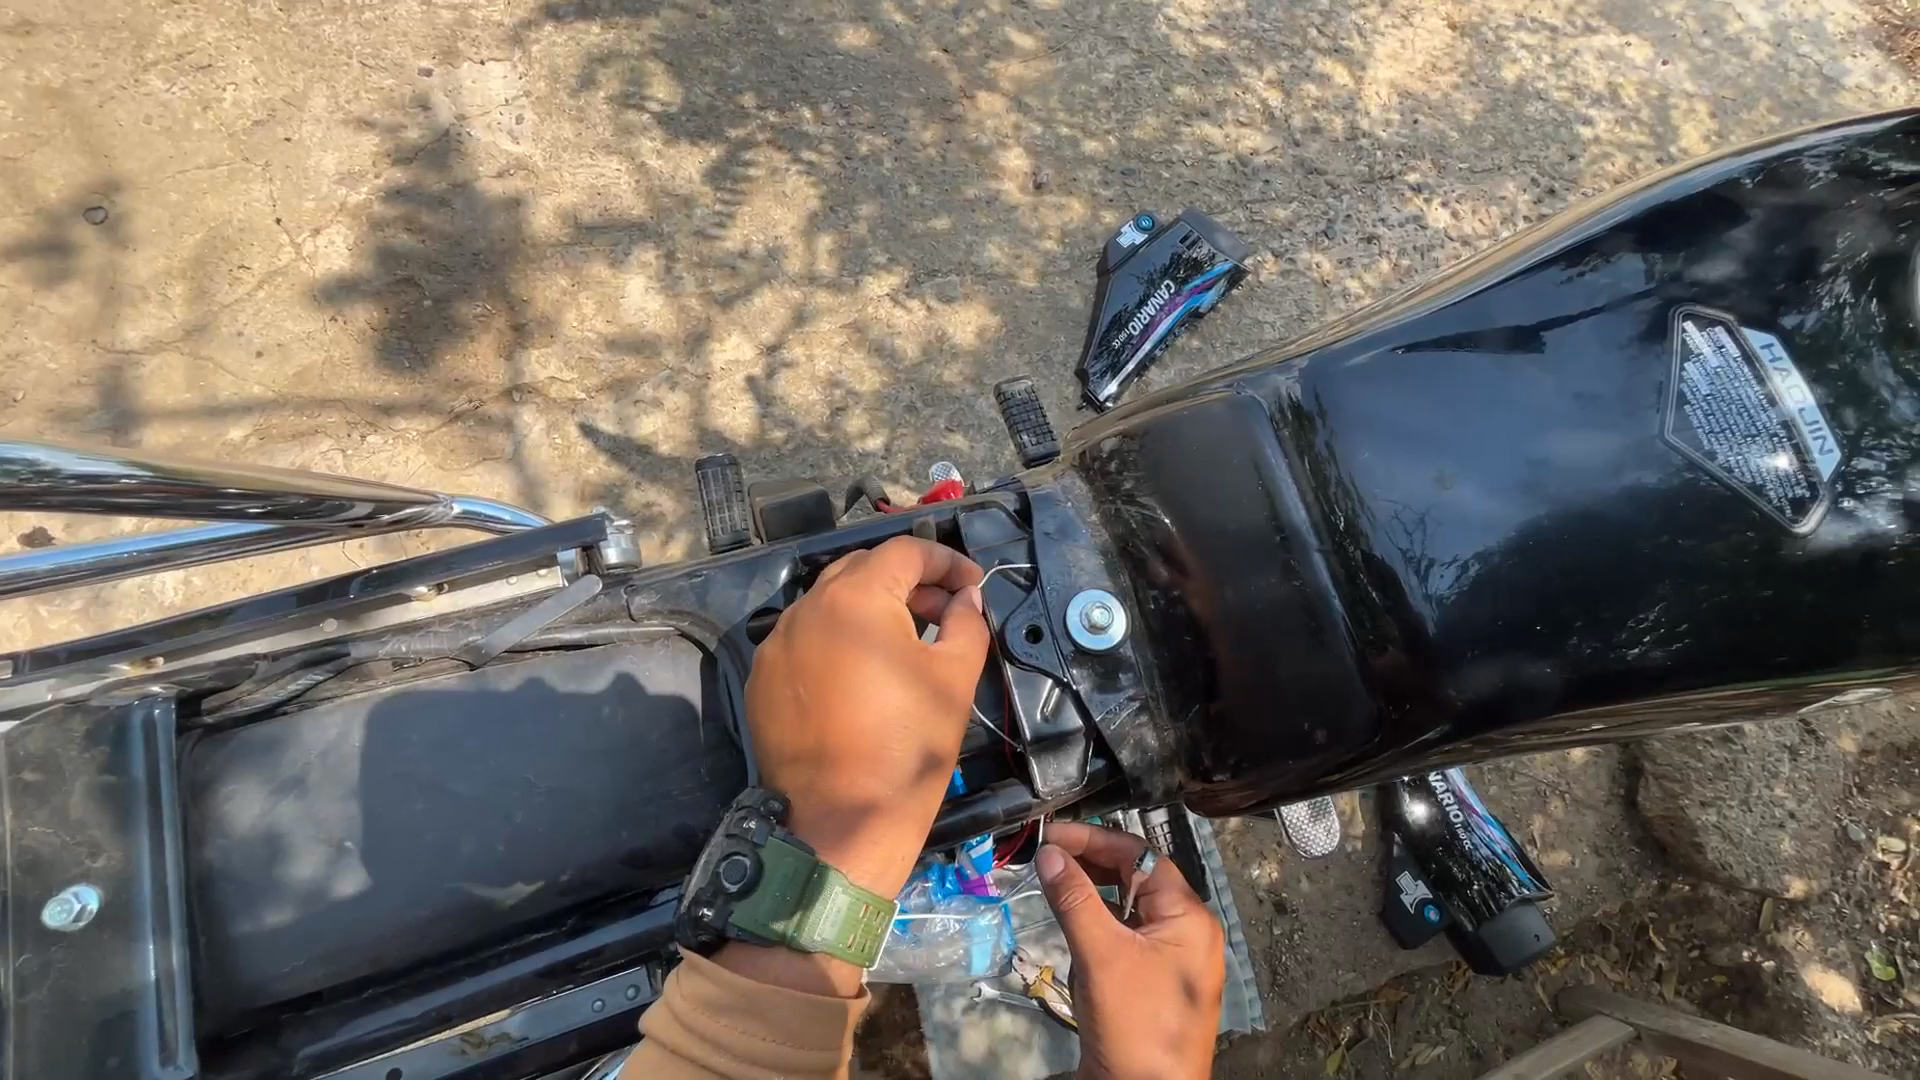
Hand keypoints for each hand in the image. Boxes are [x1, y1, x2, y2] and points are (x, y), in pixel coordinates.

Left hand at [718, 536, 987, 995]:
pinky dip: (839, 640)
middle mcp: (806, 608)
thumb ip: (966, 622)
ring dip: (872, 609)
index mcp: (856, 598)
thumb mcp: (954, 679)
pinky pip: (806, 639)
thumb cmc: (908, 747)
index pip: (905, 551)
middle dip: (909, 582)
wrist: (840, 826)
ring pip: (831, 603)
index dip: (946, 560)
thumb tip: (966, 597)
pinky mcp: (762, 679)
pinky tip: (862, 675)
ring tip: (906, 643)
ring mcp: (777, 644)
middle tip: (944, 611)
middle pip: (864, 570)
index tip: (972, 584)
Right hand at [1036, 823, 1224, 1079]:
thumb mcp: (1099, 954)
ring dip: (1094, 889)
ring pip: (1131, 903)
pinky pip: (1130, 931)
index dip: (1093, 839)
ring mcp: (1176, 955)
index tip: (1052, 835)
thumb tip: (1049, 852)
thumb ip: (1074, 897)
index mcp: (1188, 915)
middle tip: (1049, 856)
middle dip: (1092, 861)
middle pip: (1137, 875)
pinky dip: (1102, 919)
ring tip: (1056, 880)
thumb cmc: (1133, 1022)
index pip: (1138, 854)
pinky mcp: (1159, 977)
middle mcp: (1189, 928)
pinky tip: (1075, 920)